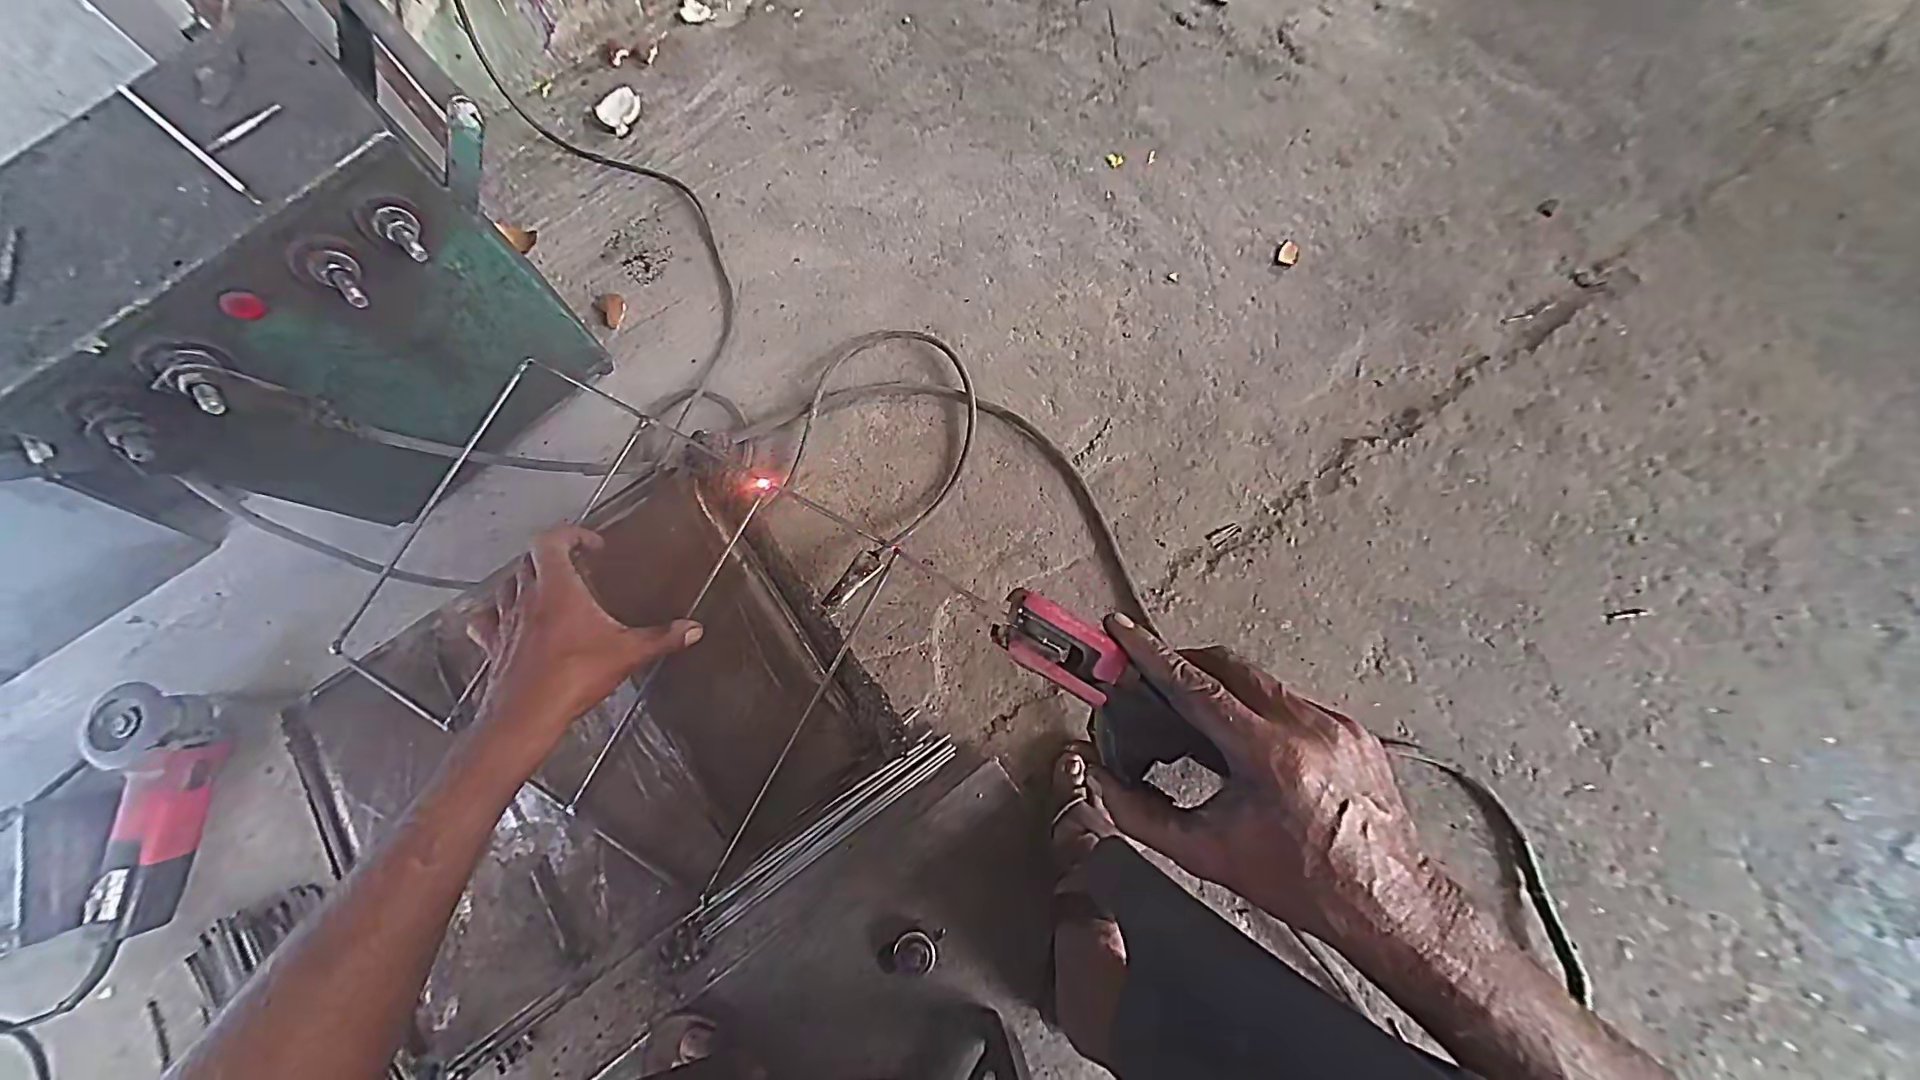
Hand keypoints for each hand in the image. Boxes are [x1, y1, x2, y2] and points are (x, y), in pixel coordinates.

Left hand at [467, 525, 702, 741]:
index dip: (572, 534)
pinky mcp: (494, 646)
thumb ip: (663, 637)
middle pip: (528, 559)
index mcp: (558, 589)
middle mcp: (527, 599)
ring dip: (525, 577)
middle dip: (552, 554)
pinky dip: (495, 611)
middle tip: (575, 560)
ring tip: (546, 583)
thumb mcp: (629, 653)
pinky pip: (485, 619)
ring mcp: (505, 621)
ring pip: (506, 584)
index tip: (592, 543)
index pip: (551, 541)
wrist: (526, 716)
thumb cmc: (570, 678)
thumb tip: (691, 629)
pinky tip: (505, 617)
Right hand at [1091, 615, 1442, 947]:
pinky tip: (1244, 735)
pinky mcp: (1350, 728)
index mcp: (1271, 757)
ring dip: (1218, 684)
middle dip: (1182, 662)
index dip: (1150, 653)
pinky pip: (1287, 697)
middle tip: (1152, 675)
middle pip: (1225, 665)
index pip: (1195, 686)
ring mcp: (1334, 724)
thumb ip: (1140, 813)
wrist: (1388, 905)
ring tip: (1196, 712)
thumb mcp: (1207, 853)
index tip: (1124, 630)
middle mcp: (1307, 728)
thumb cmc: (1306, 885)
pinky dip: (1254, 704)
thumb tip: (1102, 782)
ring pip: (1257, 677)